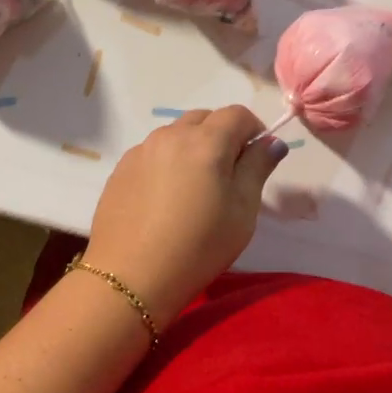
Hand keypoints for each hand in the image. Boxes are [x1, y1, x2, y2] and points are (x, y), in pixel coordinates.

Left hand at [84, 106, 286, 320]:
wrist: (132, 278)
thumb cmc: (199, 248)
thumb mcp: (242, 212)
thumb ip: (257, 169)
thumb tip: (271, 142)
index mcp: (206, 142)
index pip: (237, 114)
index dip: (253, 131)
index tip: (256, 159)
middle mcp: (170, 136)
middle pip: (204, 120)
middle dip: (221, 138)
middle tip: (226, 178)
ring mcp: (140, 151)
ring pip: (175, 137)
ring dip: (192, 151)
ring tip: (193, 193)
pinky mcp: (120, 171)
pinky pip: (152, 155)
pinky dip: (166, 166)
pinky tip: (164, 203)